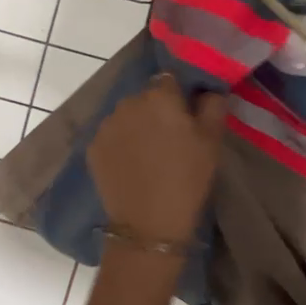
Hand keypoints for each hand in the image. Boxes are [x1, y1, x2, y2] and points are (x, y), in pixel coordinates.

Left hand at [86, 73, 227, 243]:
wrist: (148, 225)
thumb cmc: (186, 179)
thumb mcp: (212, 141)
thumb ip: (213, 105)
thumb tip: (208, 90)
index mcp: (159, 96)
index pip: (171, 79)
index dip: (180, 95)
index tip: (188, 116)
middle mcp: (128, 102)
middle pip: (146, 97)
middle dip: (157, 110)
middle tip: (171, 138)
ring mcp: (106, 125)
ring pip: (126, 115)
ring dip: (137, 125)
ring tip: (149, 154)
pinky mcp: (92, 147)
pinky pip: (111, 135)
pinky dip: (120, 144)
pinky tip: (131, 165)